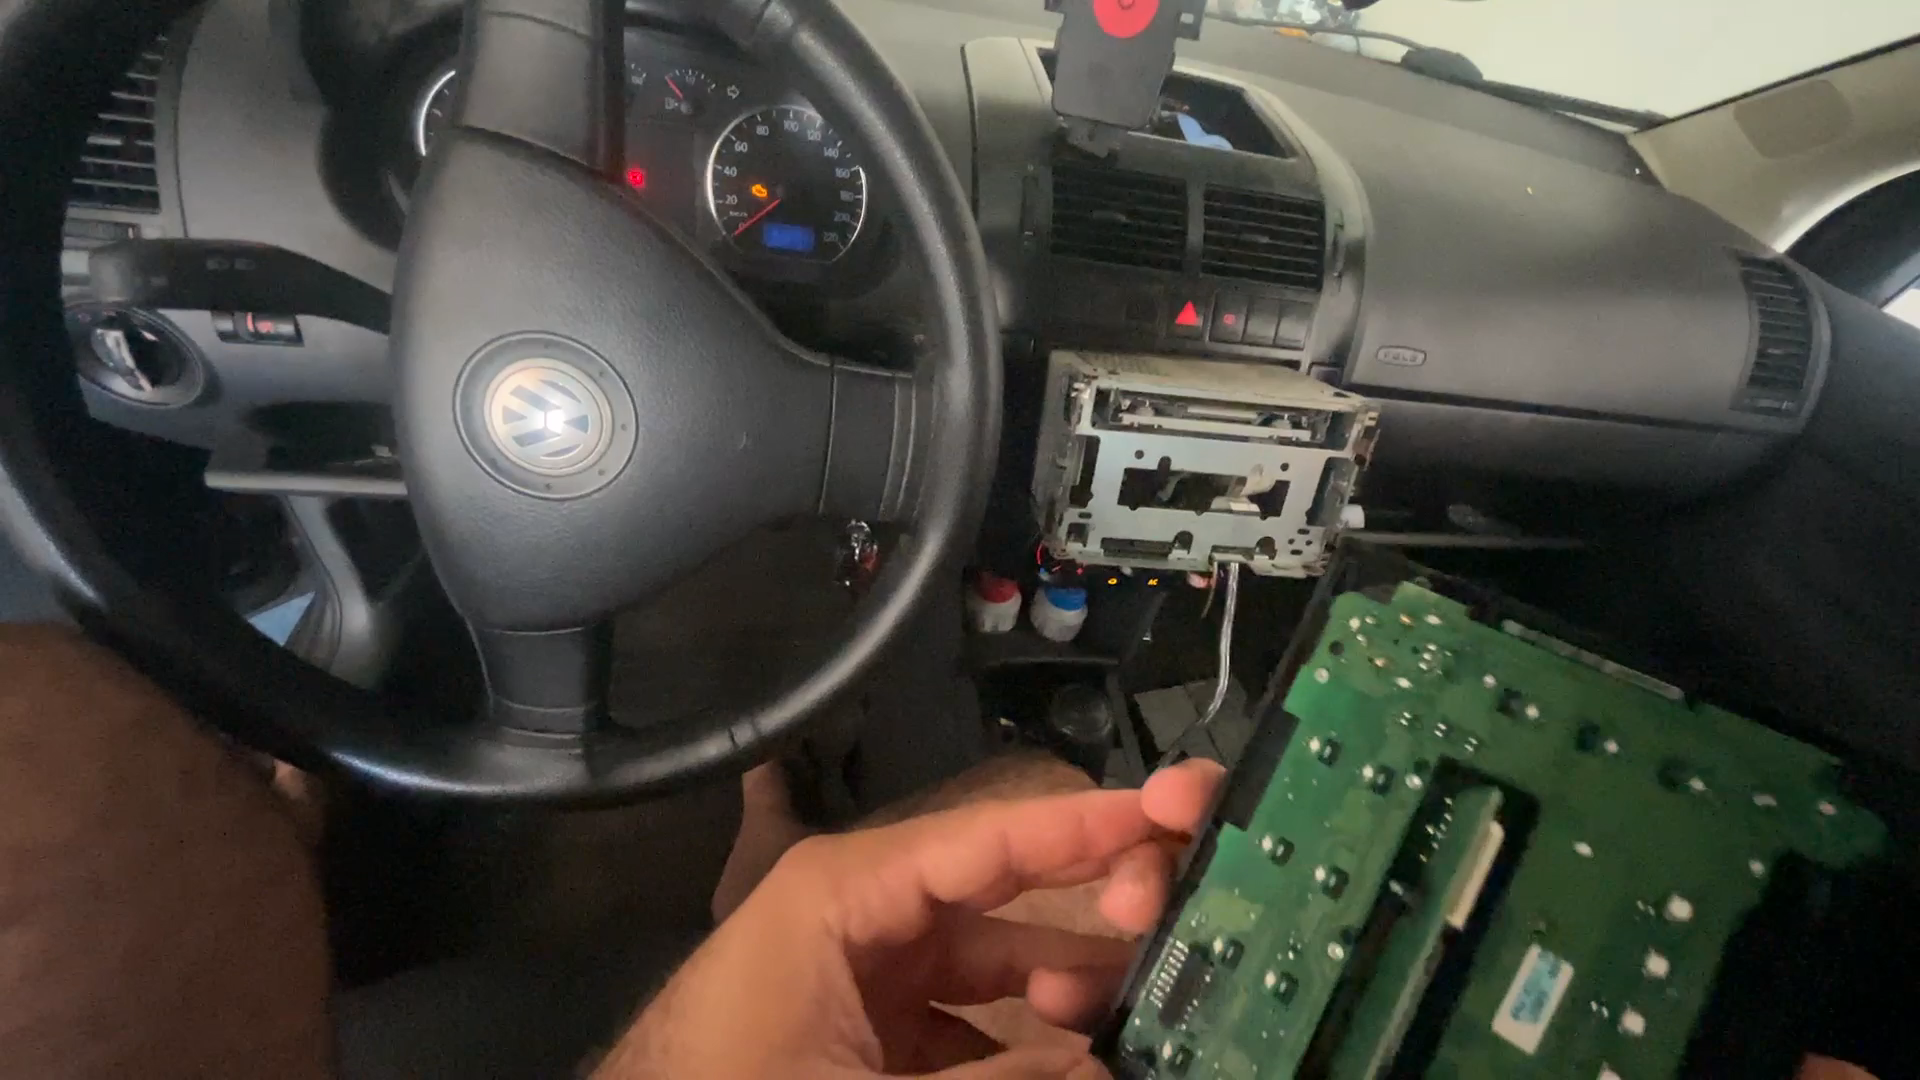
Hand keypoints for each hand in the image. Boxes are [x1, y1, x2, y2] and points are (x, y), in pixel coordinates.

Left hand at [594, 760, 1226, 1079]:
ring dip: (1057, 977)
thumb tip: (1096, 1065)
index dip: (1074, 827)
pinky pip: (964, 1007)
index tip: (1154, 814)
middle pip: (995, 883)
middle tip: (1166, 903)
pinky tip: (1068, 1054)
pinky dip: (1017, 1030)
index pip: (984, 841)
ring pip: (989, 951)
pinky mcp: (872, 1010)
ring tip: (1131, 1005)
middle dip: (1080, 892)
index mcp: (850, 888)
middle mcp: (868, 904)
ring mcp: (871, 959)